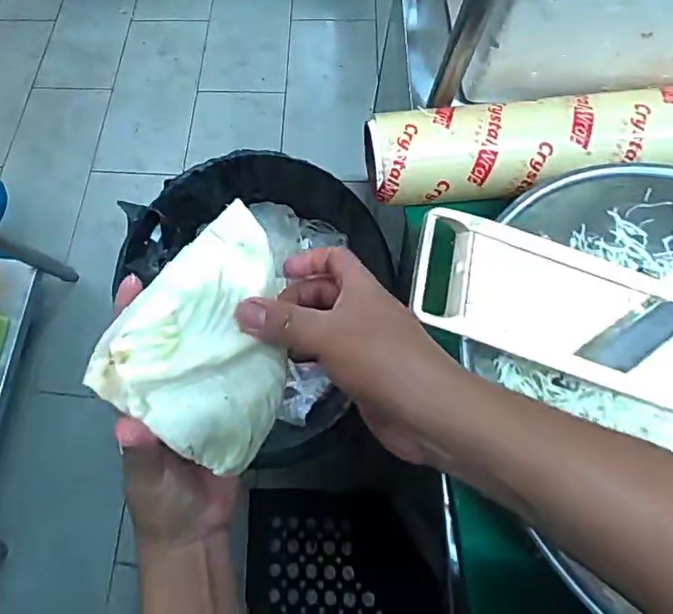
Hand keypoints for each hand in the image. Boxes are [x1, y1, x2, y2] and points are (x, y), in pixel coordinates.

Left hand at [111, 274, 240, 550]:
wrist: (197, 534)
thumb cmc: (159, 504)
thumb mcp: (144, 479)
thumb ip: (139, 455)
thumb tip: (125, 429)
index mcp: (141, 396)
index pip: (131, 347)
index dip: (129, 314)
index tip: (134, 281)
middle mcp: (168, 386)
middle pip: (170, 339)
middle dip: (178, 307)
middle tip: (195, 275)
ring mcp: (198, 393)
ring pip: (202, 350)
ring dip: (213, 324)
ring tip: (230, 291)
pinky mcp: (226, 406)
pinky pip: (234, 374)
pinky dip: (243, 353)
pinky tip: (258, 331)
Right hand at [234, 247, 465, 468]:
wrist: (430, 414)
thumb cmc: (381, 359)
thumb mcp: (326, 333)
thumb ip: (284, 322)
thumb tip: (242, 308)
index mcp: (361, 288)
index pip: (335, 258)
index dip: (309, 259)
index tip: (281, 272)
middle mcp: (364, 311)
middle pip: (325, 294)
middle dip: (295, 301)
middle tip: (263, 317)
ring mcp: (366, 344)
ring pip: (326, 327)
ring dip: (299, 332)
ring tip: (267, 343)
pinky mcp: (366, 375)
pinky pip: (331, 358)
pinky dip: (310, 360)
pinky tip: (290, 372)